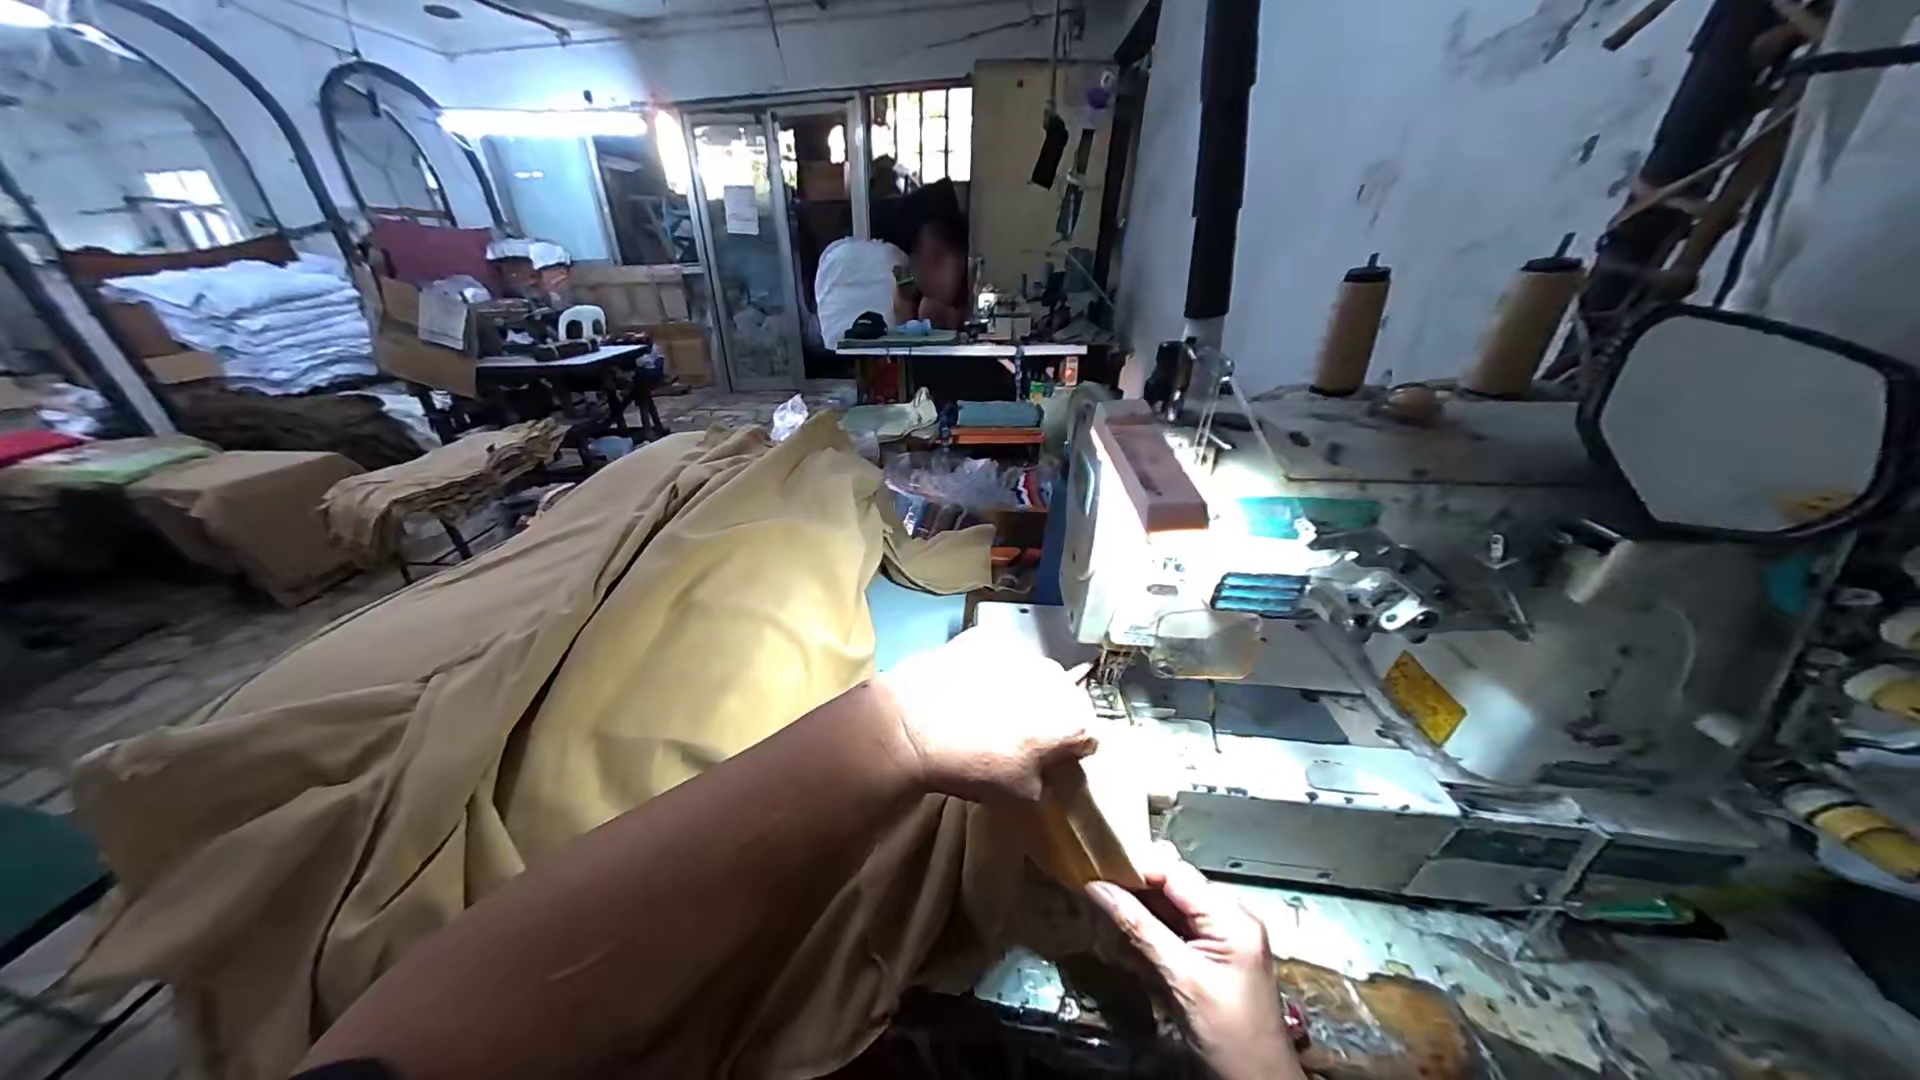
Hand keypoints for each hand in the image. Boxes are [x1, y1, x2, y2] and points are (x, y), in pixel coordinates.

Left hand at [876, 626, 1097, 803]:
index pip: (1087, 735)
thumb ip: (1046, 778)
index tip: (1046, 758)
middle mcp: (1054, 677)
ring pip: (1030, 671)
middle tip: (1014, 732)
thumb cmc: (973, 766)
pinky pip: (996, 653)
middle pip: (1061, 697)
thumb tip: (1043, 766)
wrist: (912, 726)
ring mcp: (1019, 650)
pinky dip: (987, 665)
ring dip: (1018, 685)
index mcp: (1071, 719)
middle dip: (1045, 712)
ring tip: (984, 704)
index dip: (1069, 749)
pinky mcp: (985, 635)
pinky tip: (964, 683)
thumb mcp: (1021, 796)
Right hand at [1086, 846, 1303, 1079]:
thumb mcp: (1180, 979)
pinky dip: (1154, 917)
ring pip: (1174, 896)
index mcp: (1232, 916)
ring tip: (1108, 895)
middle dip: (1137, 879)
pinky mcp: (1217, 945)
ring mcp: (1226, 929)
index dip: (1137, 866)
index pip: (1175, 872)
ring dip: (1142, 897)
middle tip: (1099, 881)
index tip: (1100, 868)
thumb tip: (1097, 888)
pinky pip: (1180, 917)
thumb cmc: (1230, 1038)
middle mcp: (1232, 913)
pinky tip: (1131, 919)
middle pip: (1175, 879)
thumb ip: (1139, 928)